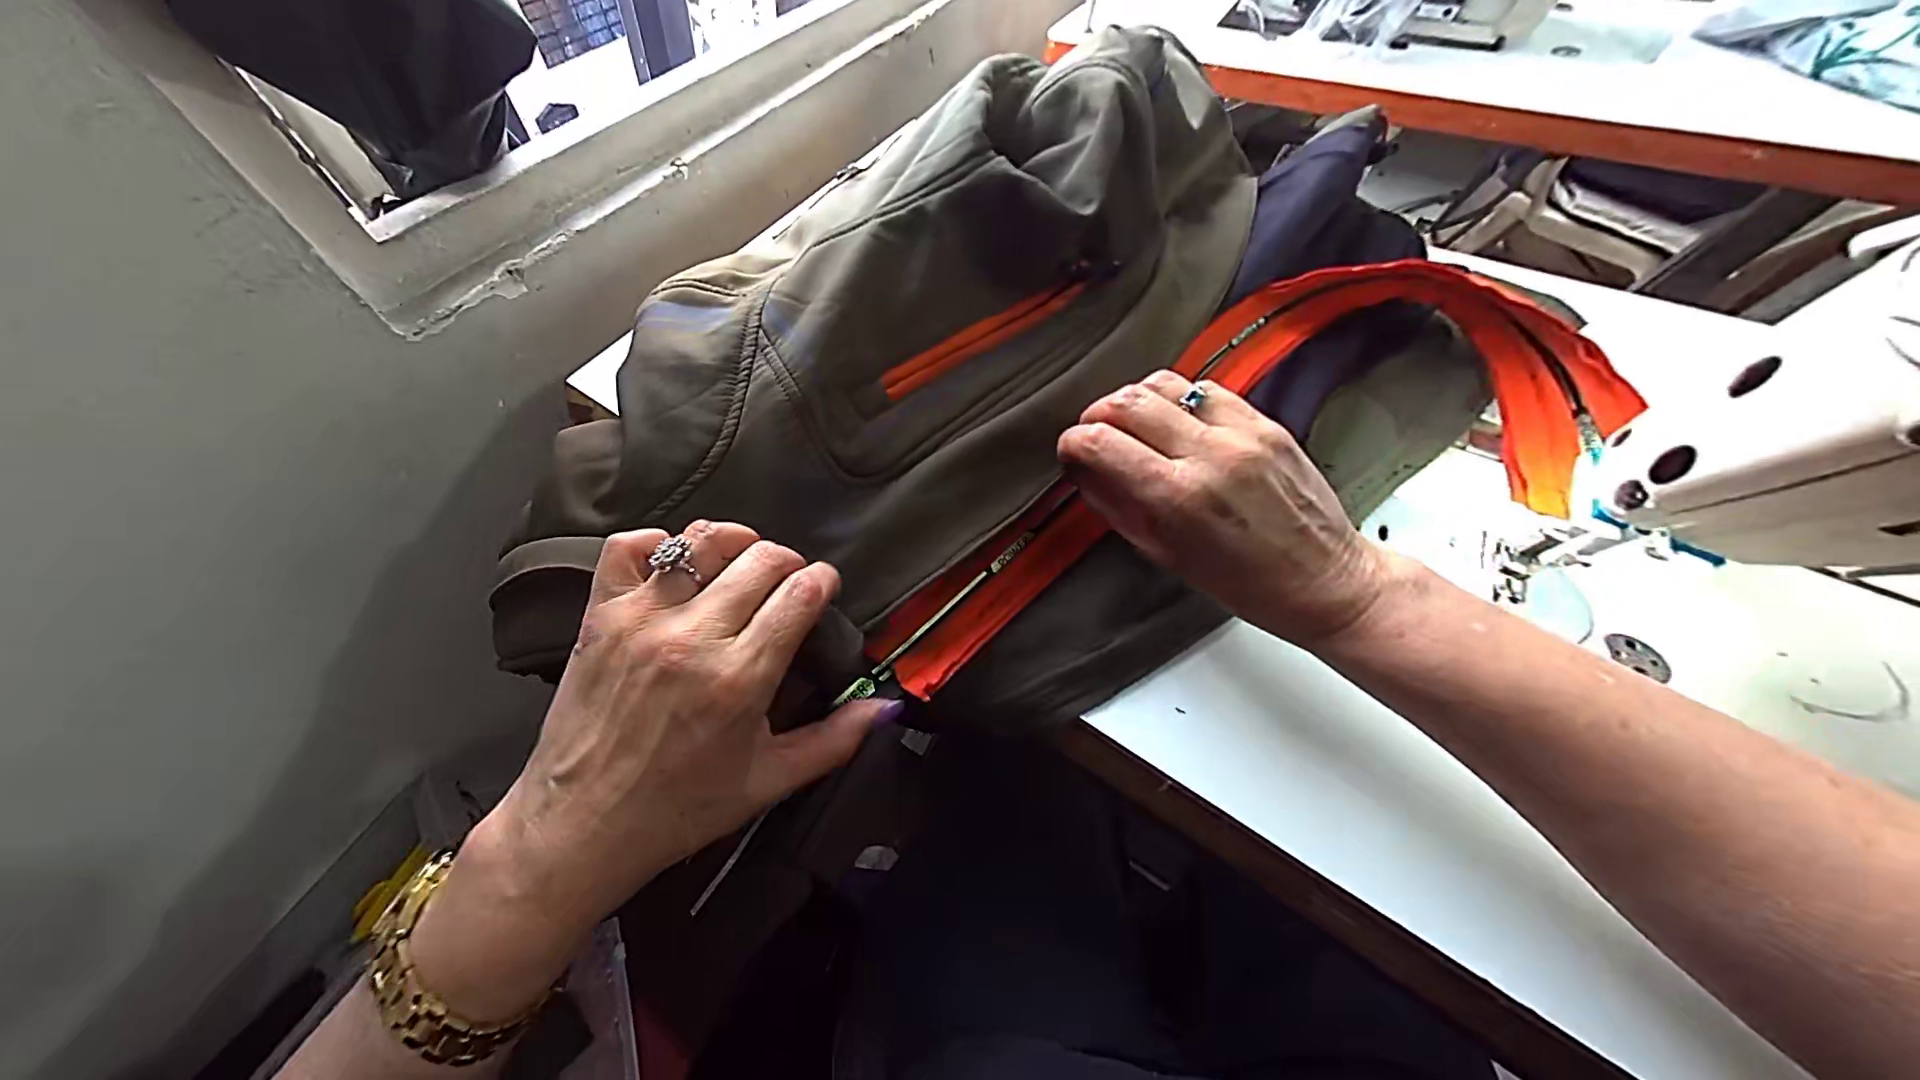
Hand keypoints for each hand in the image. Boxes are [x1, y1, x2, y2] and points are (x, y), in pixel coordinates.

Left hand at [410, 522, 895, 1021]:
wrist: (578, 829)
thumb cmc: (679, 808)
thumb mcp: (771, 780)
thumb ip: (837, 738)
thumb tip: (885, 706)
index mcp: (740, 678)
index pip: (800, 593)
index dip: (823, 579)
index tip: (824, 587)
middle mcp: (692, 639)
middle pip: (761, 557)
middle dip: (789, 561)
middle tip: (789, 582)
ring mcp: (641, 621)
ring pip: (702, 540)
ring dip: (735, 542)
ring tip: (742, 563)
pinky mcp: (600, 617)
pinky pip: (629, 547)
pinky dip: (658, 543)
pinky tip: (677, 566)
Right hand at [1058, 371, 1406, 646]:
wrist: (1323, 579)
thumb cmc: (1246, 583)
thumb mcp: (1164, 555)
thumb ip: (1118, 507)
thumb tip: (1085, 473)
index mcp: (1177, 498)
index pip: (1099, 442)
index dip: (1072, 443)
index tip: (1071, 452)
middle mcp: (1210, 455)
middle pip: (1126, 401)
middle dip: (1096, 416)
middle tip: (1094, 436)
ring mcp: (1242, 432)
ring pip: (1163, 383)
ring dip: (1134, 400)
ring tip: (1132, 426)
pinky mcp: (1266, 422)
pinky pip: (1204, 389)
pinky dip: (1177, 399)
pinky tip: (1175, 422)